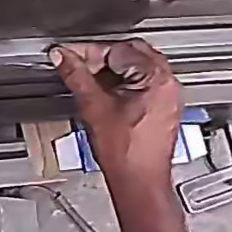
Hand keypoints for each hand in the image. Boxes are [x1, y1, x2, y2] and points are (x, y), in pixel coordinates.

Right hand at [51, 39, 182, 181]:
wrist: (139, 182)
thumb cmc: (126, 154)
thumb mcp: (94, 107)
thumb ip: (77, 76)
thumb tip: (63, 57)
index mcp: (156, 78)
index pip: (118, 49)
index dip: (90, 52)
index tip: (70, 55)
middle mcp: (168, 84)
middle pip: (131, 53)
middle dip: (102, 58)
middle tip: (79, 65)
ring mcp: (168, 97)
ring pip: (137, 68)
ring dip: (112, 70)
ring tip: (89, 81)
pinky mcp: (163, 108)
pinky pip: (143, 83)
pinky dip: (123, 83)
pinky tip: (104, 94)